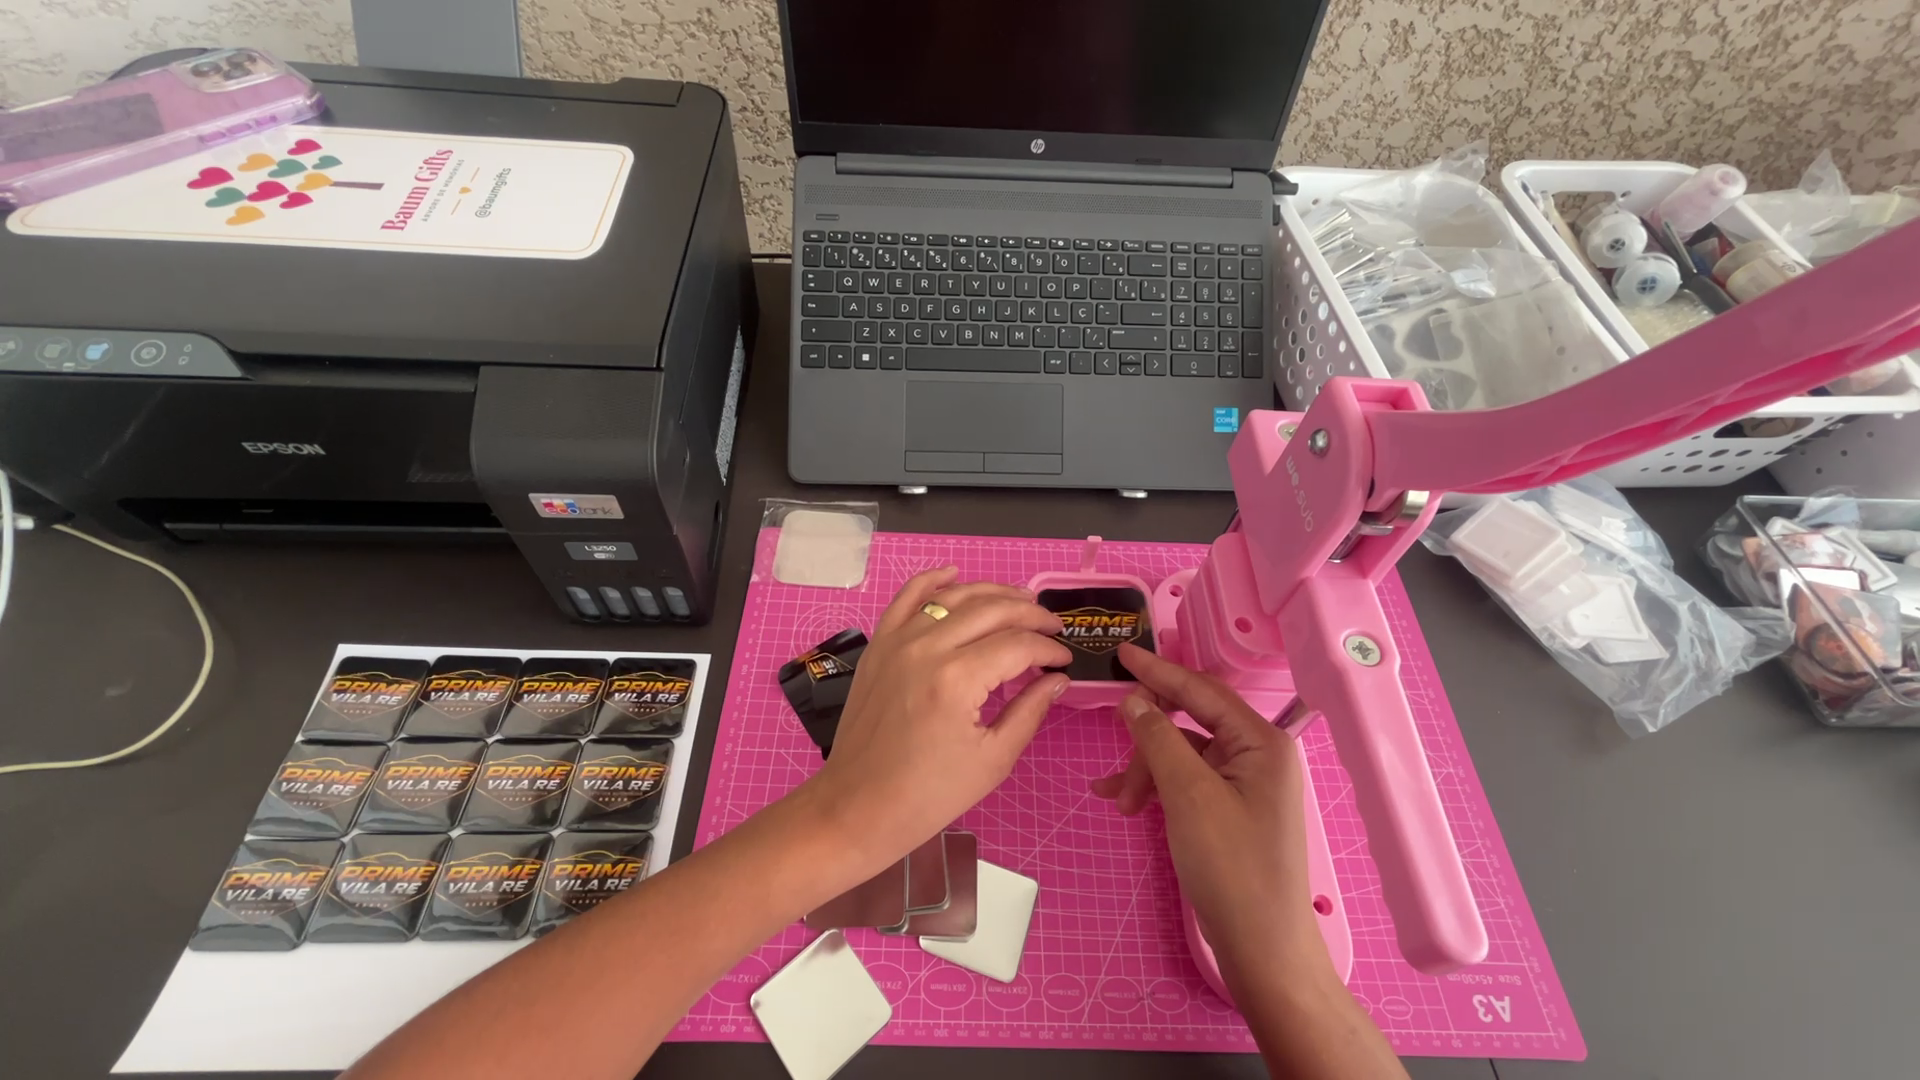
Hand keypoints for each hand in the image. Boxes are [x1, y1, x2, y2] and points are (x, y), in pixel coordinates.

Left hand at [805, 566, 1071, 878]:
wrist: (858, 805)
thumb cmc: (929, 794)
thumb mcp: (993, 760)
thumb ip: (1030, 711)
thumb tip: (1057, 678)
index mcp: (958, 680)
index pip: (1018, 645)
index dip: (1048, 650)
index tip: (1064, 661)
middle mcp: (927, 648)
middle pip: (991, 610)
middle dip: (1030, 614)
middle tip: (1052, 628)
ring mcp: (898, 641)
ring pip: (954, 596)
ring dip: (992, 593)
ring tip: (1022, 601)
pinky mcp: (879, 645)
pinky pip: (906, 598)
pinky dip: (931, 580)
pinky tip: (954, 573)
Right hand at [1091, 644, 1338, 994]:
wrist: (1261, 948)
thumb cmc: (1231, 866)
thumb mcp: (1188, 795)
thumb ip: (1158, 738)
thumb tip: (1134, 699)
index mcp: (1261, 741)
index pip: (1201, 689)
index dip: (1158, 670)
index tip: (1122, 653)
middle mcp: (1256, 753)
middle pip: (1188, 721)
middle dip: (1147, 738)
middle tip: (1114, 749)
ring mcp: (1244, 782)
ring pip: (1181, 753)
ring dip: (1146, 770)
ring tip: (1119, 802)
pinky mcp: (1229, 808)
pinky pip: (1185, 780)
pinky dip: (1154, 787)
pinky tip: (1122, 802)